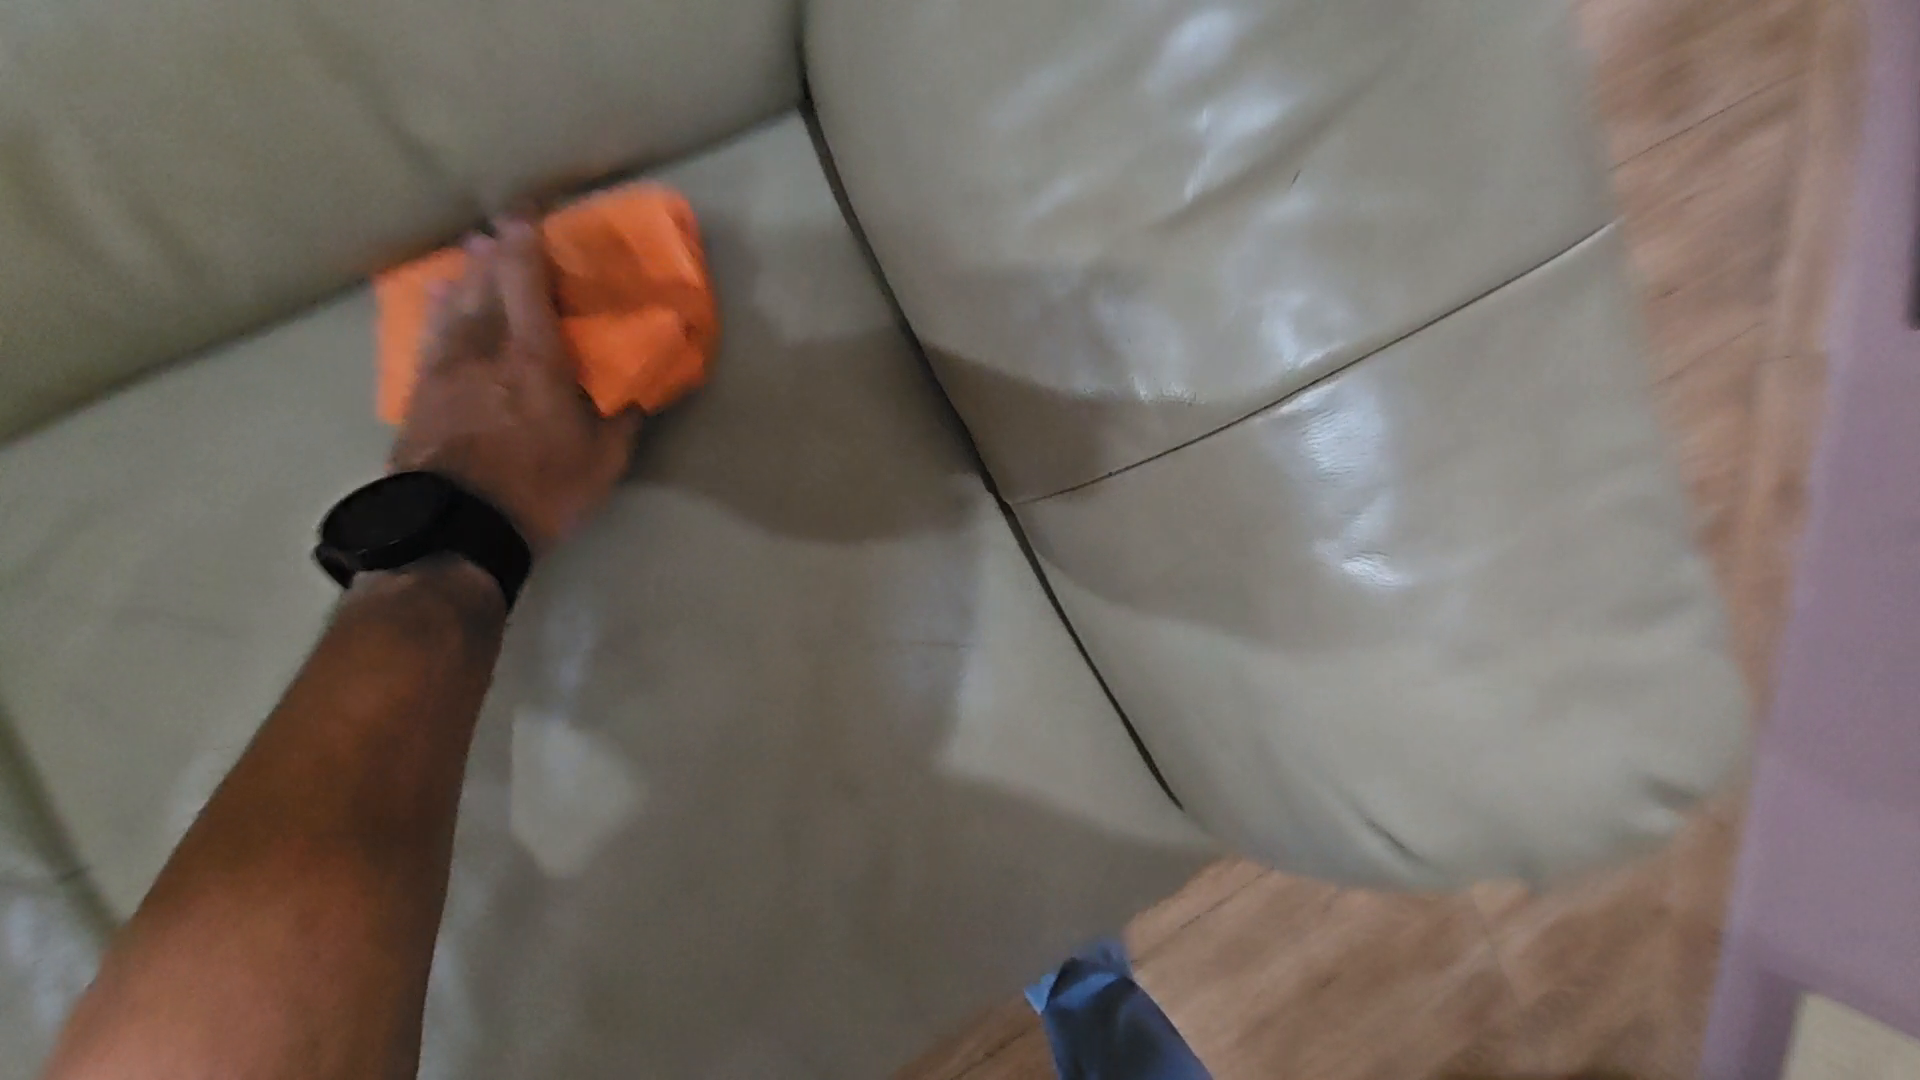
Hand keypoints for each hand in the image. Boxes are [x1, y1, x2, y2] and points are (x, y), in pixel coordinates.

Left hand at [391, 213, 640, 556]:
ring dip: (468, 272)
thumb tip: (639, 389)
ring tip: (477, 256)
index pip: (525, 280)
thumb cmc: (541, 490)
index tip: (531, 213)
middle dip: (496, 249)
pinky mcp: (421, 389)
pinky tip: (444, 299)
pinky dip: (442, 305)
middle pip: (484, 280)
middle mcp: (484, 348)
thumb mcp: (602, 462)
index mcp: (534, 358)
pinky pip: (432, 329)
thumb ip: (621, 418)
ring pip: (453, 300)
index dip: (527, 240)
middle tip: (507, 231)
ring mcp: (445, 366)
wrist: (456, 528)